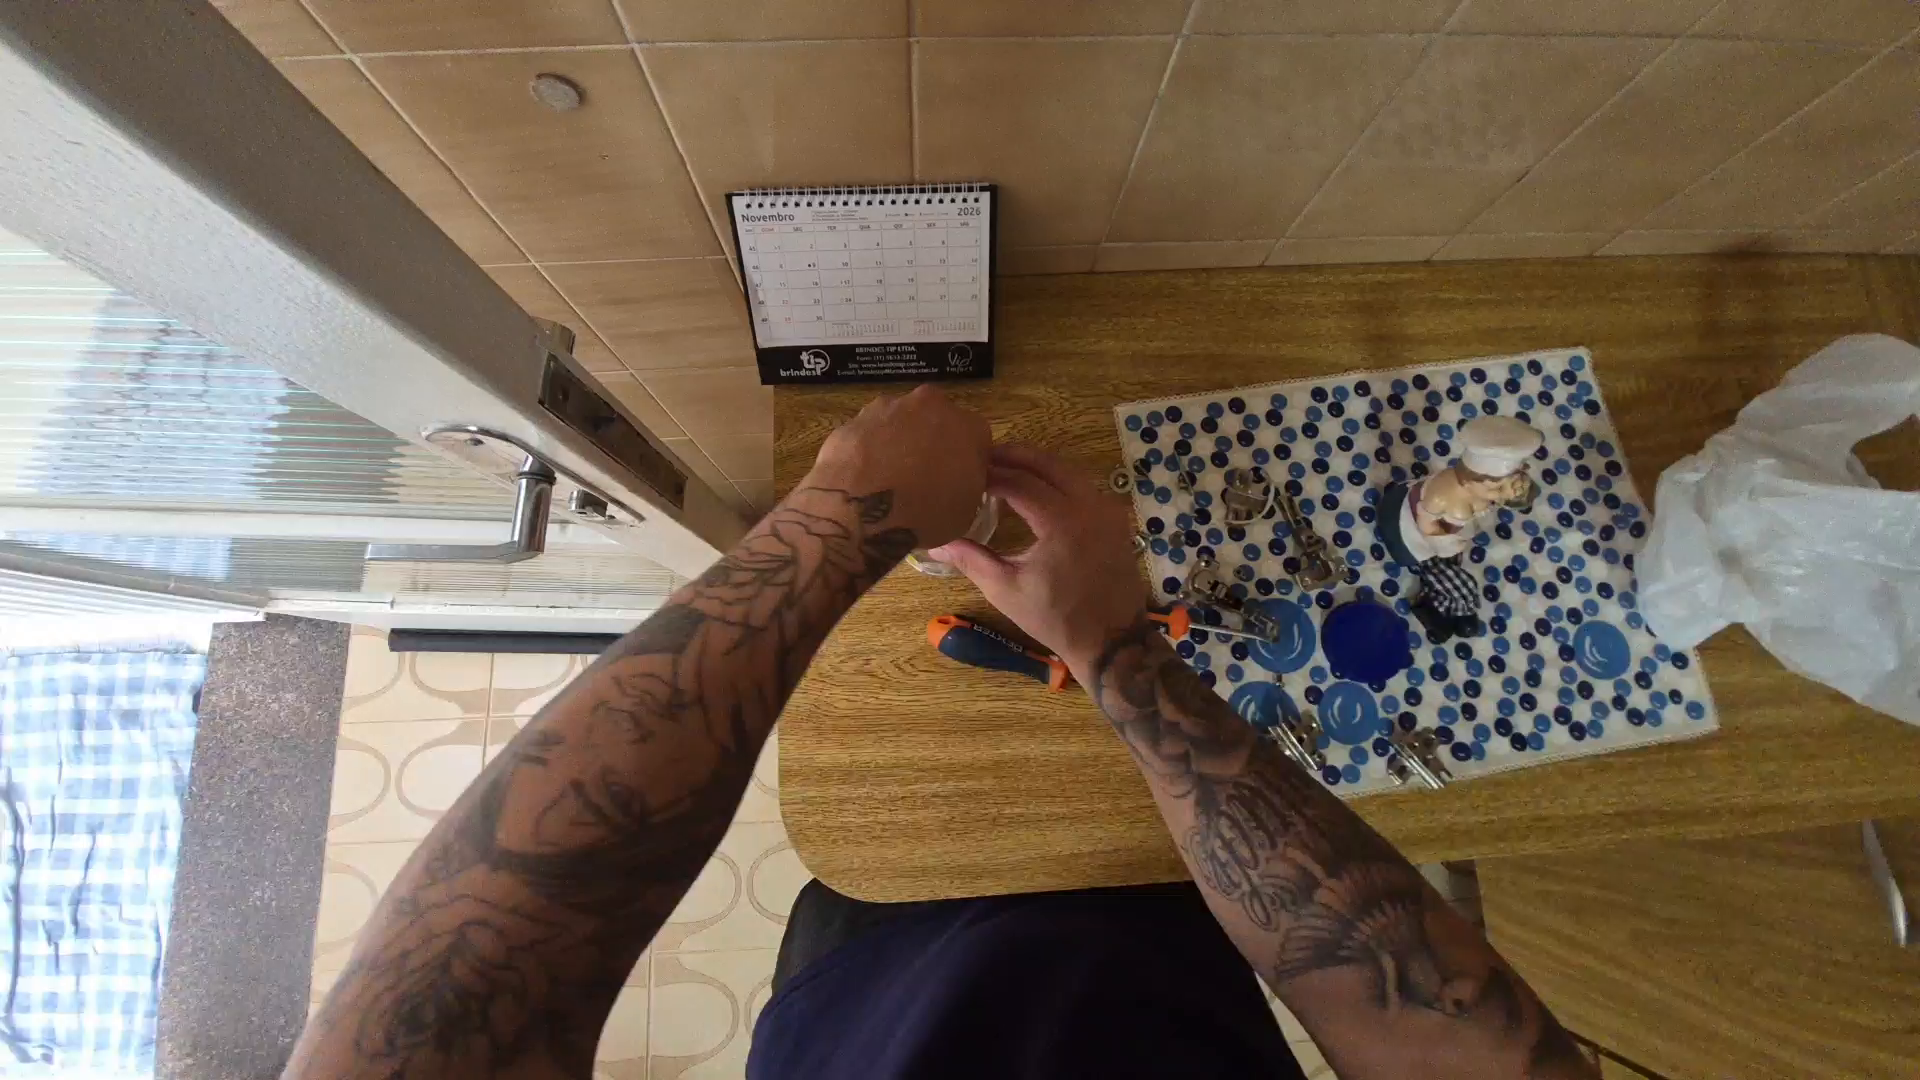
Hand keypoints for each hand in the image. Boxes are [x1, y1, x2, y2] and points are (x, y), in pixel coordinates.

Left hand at [807, 385, 991, 547]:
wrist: (862, 513)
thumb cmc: (926, 515)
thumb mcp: (966, 510)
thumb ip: (968, 483)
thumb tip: (957, 479)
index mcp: (968, 426)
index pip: (975, 439)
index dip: (966, 461)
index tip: (956, 481)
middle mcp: (929, 405)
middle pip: (935, 421)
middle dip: (931, 443)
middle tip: (921, 478)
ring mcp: (886, 408)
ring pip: (898, 423)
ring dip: (897, 443)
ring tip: (887, 481)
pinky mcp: (851, 420)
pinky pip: (867, 436)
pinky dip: (867, 451)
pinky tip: (862, 478)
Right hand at [927, 445, 1148, 676]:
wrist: (1113, 639)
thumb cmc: (1056, 618)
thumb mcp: (1007, 590)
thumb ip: (971, 559)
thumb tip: (935, 543)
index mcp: (1062, 521)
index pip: (1019, 482)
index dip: (991, 473)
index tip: (966, 471)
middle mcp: (1089, 505)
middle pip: (1046, 464)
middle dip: (1013, 456)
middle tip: (983, 456)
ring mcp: (1106, 509)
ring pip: (1067, 470)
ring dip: (1035, 465)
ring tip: (1004, 468)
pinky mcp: (1114, 518)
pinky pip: (1081, 485)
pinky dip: (1056, 479)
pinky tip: (1034, 490)